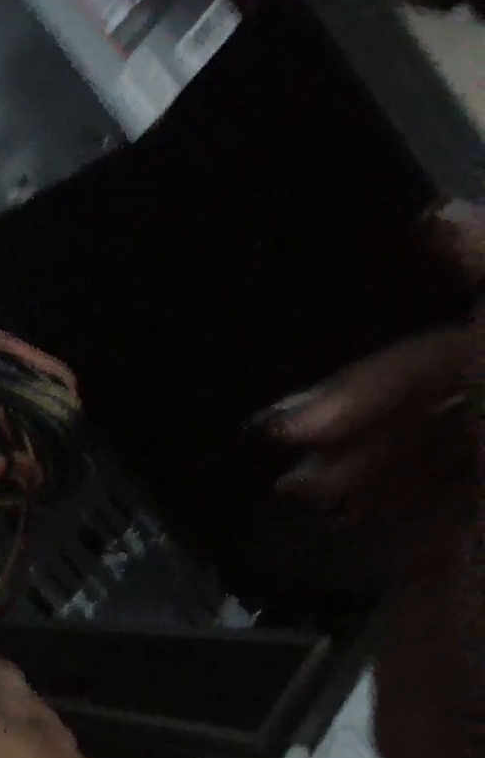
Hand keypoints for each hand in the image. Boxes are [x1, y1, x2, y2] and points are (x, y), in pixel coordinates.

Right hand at [258, 208, 478, 757]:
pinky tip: (315, 498)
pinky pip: (405, 464)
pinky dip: (354, 474)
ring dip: (358, 439)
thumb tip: (478, 279)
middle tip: (290, 429)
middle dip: (390, 389)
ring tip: (299, 482)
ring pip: (439, 413)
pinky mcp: (467, 520)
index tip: (425, 236)